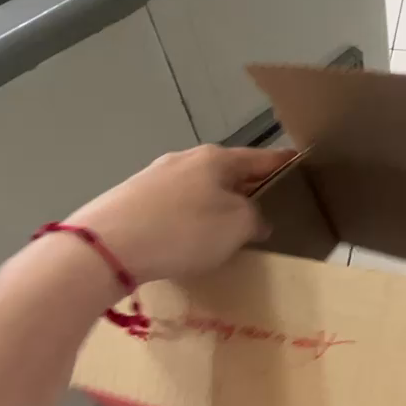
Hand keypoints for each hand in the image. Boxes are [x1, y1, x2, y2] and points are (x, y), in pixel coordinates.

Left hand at [65, 145, 294, 281]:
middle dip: (248, 186)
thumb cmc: (184, 231)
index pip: (262, 158)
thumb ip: (256, 218)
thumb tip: (254, 219)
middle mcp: (186, 159)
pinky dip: (189, 217)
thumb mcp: (237, 226)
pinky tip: (187, 237)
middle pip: (228, 171)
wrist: (105, 247)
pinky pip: (174, 205)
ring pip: (200, 187)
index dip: (284, 163)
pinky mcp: (131, 198)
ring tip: (227, 228)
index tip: (300, 163)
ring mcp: (154, 177)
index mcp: (217, 158)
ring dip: (216, 203)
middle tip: (268, 204)